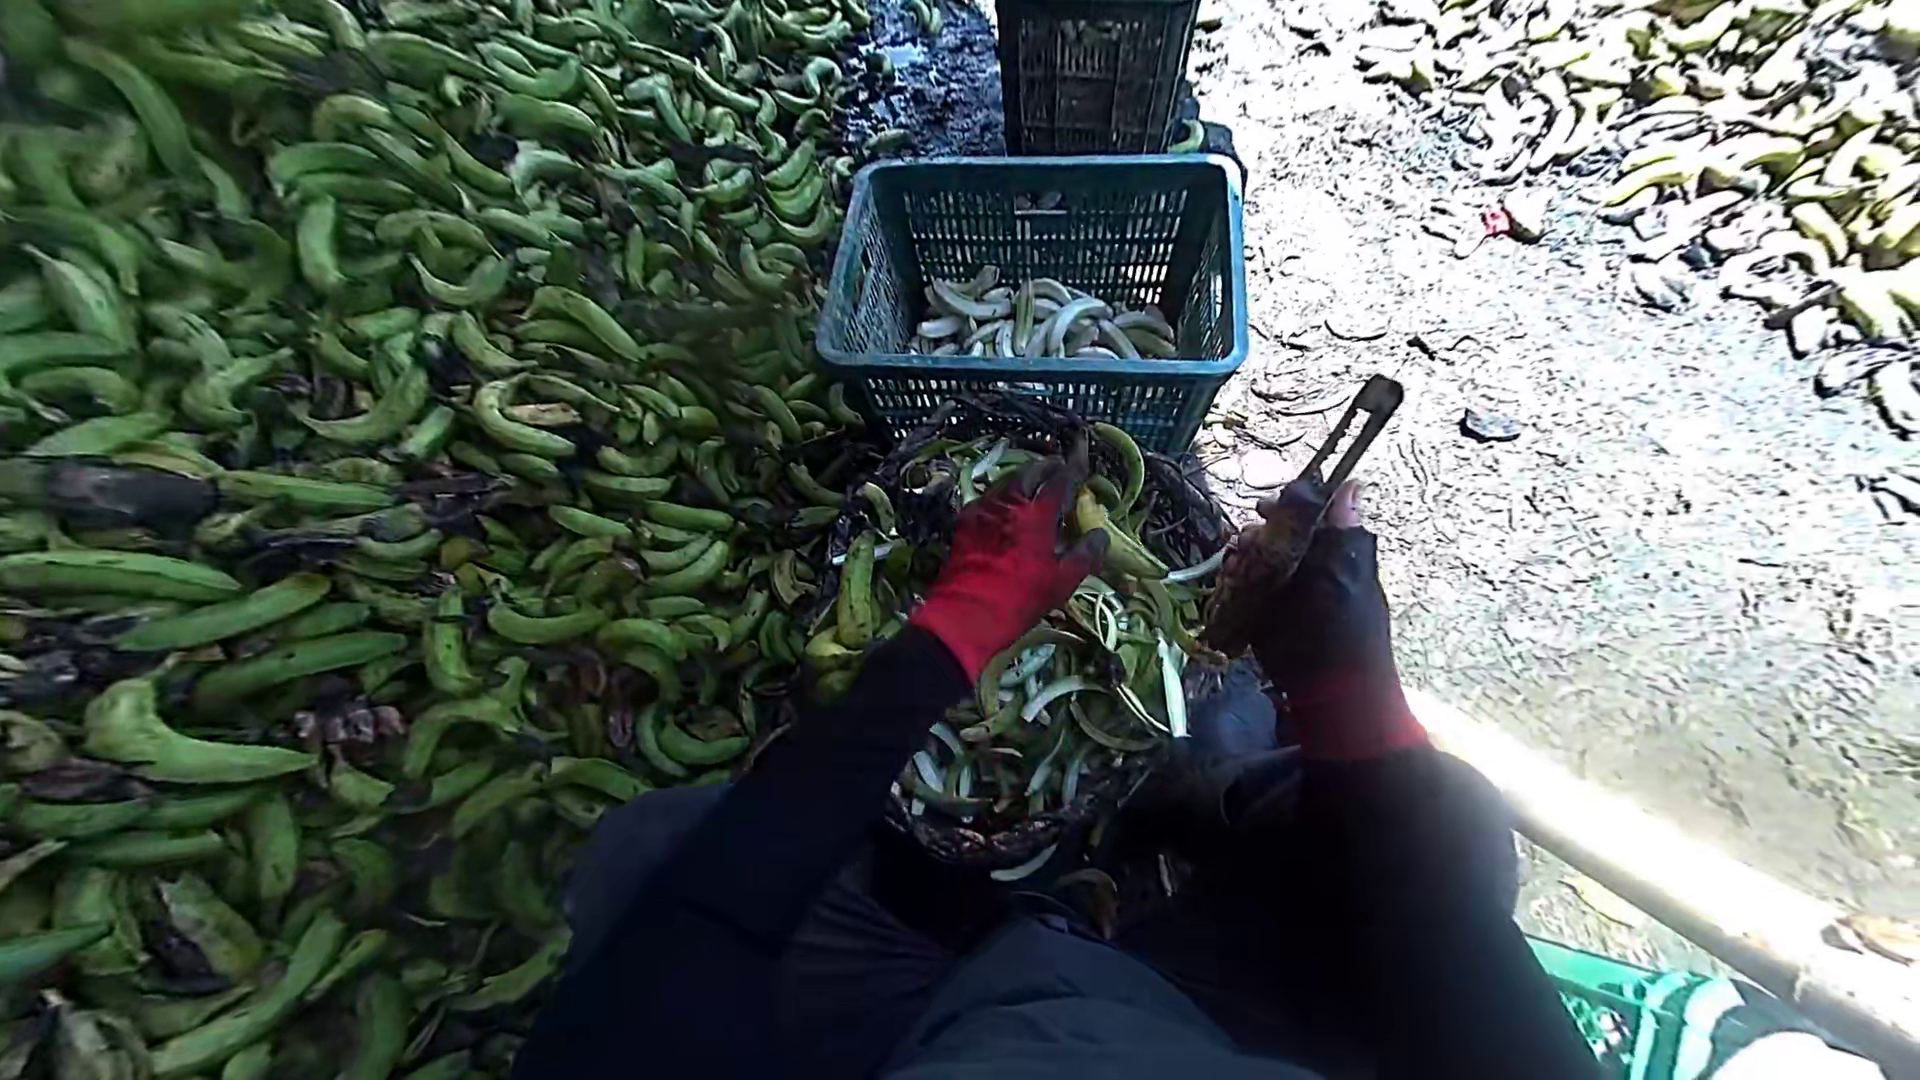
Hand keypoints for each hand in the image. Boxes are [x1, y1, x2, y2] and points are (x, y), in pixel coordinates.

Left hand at [909, 456, 1108, 680]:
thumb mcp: (1062, 580)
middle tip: (1057, 466)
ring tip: (1033, 482)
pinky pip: (986, 498)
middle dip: (1046, 466)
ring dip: (1022, 478)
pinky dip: (1000, 494)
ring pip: (1006, 482)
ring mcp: (983, 508)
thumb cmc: (1021, 597)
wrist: (968, 612)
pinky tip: (1004, 505)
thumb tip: (1101, 534)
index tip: (1081, 457)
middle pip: (1030, 472)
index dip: (1074, 467)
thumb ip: (1085, 554)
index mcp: (1037, 513)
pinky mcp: (965, 521)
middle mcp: (1009, 502)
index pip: (1061, 480)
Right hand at [1230, 480, 1423, 759]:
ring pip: (1250, 557)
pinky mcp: (1259, 608)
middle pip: (1269, 534)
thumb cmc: (1345, 631)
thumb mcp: (1348, 577)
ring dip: (1238, 559)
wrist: (1328, 689)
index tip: (1263, 511)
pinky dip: (1230, 580)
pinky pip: (1237, 584)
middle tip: (1243, 547)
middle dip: (1253, 536)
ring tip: (1233, 569)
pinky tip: (1227, 584)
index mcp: (1330, 552)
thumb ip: (1346, 534)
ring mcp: (1280, 588)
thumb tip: (1353, 483)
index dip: (1282, 507)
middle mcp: (1304, 565)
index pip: (1302, 515)